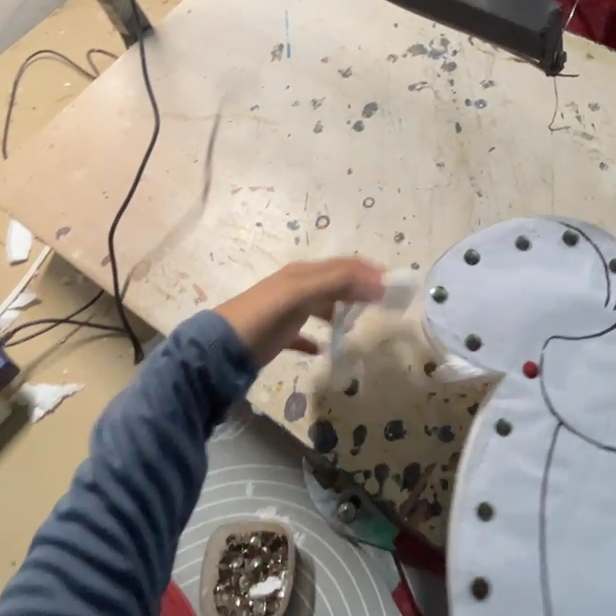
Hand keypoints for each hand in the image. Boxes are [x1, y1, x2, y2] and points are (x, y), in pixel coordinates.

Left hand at [215, 258, 384, 366]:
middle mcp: (297, 286)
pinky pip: (303, 334)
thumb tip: (379, 282)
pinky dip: (315, 339)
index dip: (369, 272)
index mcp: (304, 273)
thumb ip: (339, 283)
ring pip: (322, 305)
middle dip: (359, 290)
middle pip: (335, 283)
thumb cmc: (265, 316)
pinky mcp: (278, 334)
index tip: (393, 286)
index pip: (345, 265)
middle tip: (381, 306)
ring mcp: (286, 310)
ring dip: (340, 311)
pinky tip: (322, 349)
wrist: (221, 348)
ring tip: (357, 325)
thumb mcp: (303, 293)